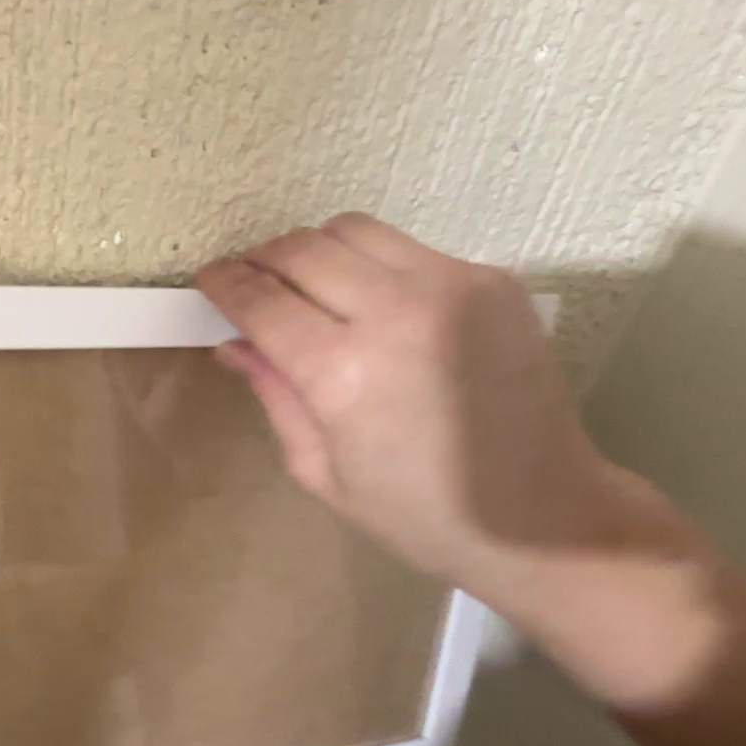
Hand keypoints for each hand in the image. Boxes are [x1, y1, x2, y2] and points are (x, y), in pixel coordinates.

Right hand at [196, 214, 647, 611]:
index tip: (208, 280)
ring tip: (301, 285)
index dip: (225, 285)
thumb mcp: (320, 471)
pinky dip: (369, 263)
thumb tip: (234, 343)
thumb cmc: (417, 514)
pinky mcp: (490, 279)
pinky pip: (406, 248)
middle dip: (262, 260)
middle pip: (303, 250)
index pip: (263, 302)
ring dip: (313, 250)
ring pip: (353, 230)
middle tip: (247, 283)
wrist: (538, 514)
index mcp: (343, 374)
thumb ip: (275, 394)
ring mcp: (451, 286)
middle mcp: (396, 312)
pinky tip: (367, 301)